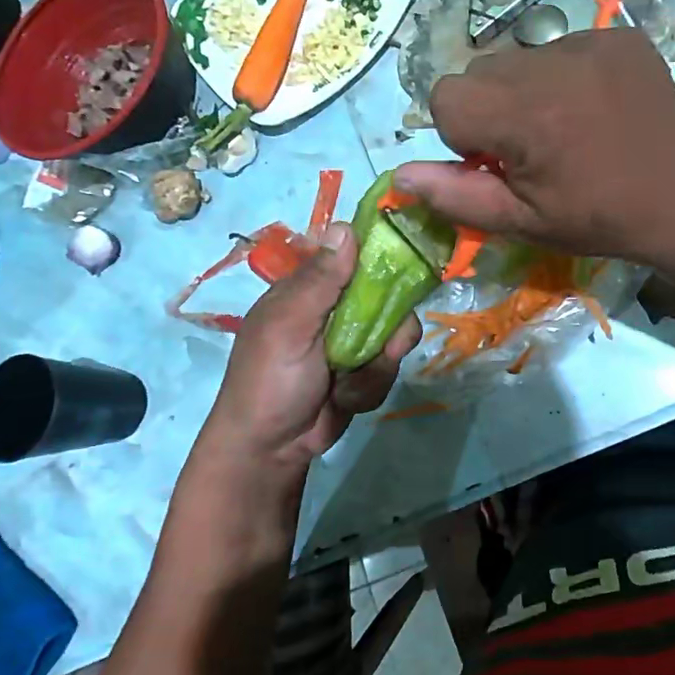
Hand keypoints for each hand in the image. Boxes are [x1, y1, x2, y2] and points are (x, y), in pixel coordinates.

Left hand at [201, 223, 421, 472]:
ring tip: (345, 386)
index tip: (405, 277)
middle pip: (390, 301)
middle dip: (388, 332)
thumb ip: (321, 281)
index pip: (358, 258)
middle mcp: (336, 310)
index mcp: (311, 289)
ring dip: (375, 369)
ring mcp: (353, 343)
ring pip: (396, 339)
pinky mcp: (365, 372)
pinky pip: (390, 370)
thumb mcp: (289, 326)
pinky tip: (345, 399)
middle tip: (381, 349)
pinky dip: (371, 388)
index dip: (385, 264)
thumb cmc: (269, 380)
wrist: (271, 448)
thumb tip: (345, 226)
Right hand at [394, 27, 674, 260]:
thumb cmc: (600, 219)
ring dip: (528, 91)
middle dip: (493, 110)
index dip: (464, 137)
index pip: (446, 98)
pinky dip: (567, 76)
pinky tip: (596, 108)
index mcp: (524, 115)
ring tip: (569, 128)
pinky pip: (564, 46)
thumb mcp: (524, 221)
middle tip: (536, 149)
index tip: (502, 163)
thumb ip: (458, 197)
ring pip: (520, 57)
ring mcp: (590, 42)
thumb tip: (400, 176)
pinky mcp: (619, 37)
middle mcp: (551, 64)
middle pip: (481, 72)